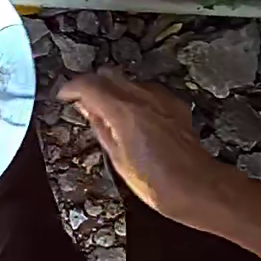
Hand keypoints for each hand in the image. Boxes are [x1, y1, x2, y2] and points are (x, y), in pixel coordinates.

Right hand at [58, 69, 237, 227]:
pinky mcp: (175, 103)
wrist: (197, 187)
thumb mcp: (117, 158)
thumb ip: (100, 126)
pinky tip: (135, 120)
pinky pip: (148, 91)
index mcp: (124, 110)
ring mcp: (162, 97)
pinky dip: (135, 98)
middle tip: (83, 104)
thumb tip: (86, 107)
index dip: (71, 87)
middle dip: (93, 84)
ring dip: (115, 91)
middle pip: (109, 73)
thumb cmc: (155, 182)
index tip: (63, 96)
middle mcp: (143, 95)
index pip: (89, 84)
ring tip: (109, 116)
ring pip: (129, 80)